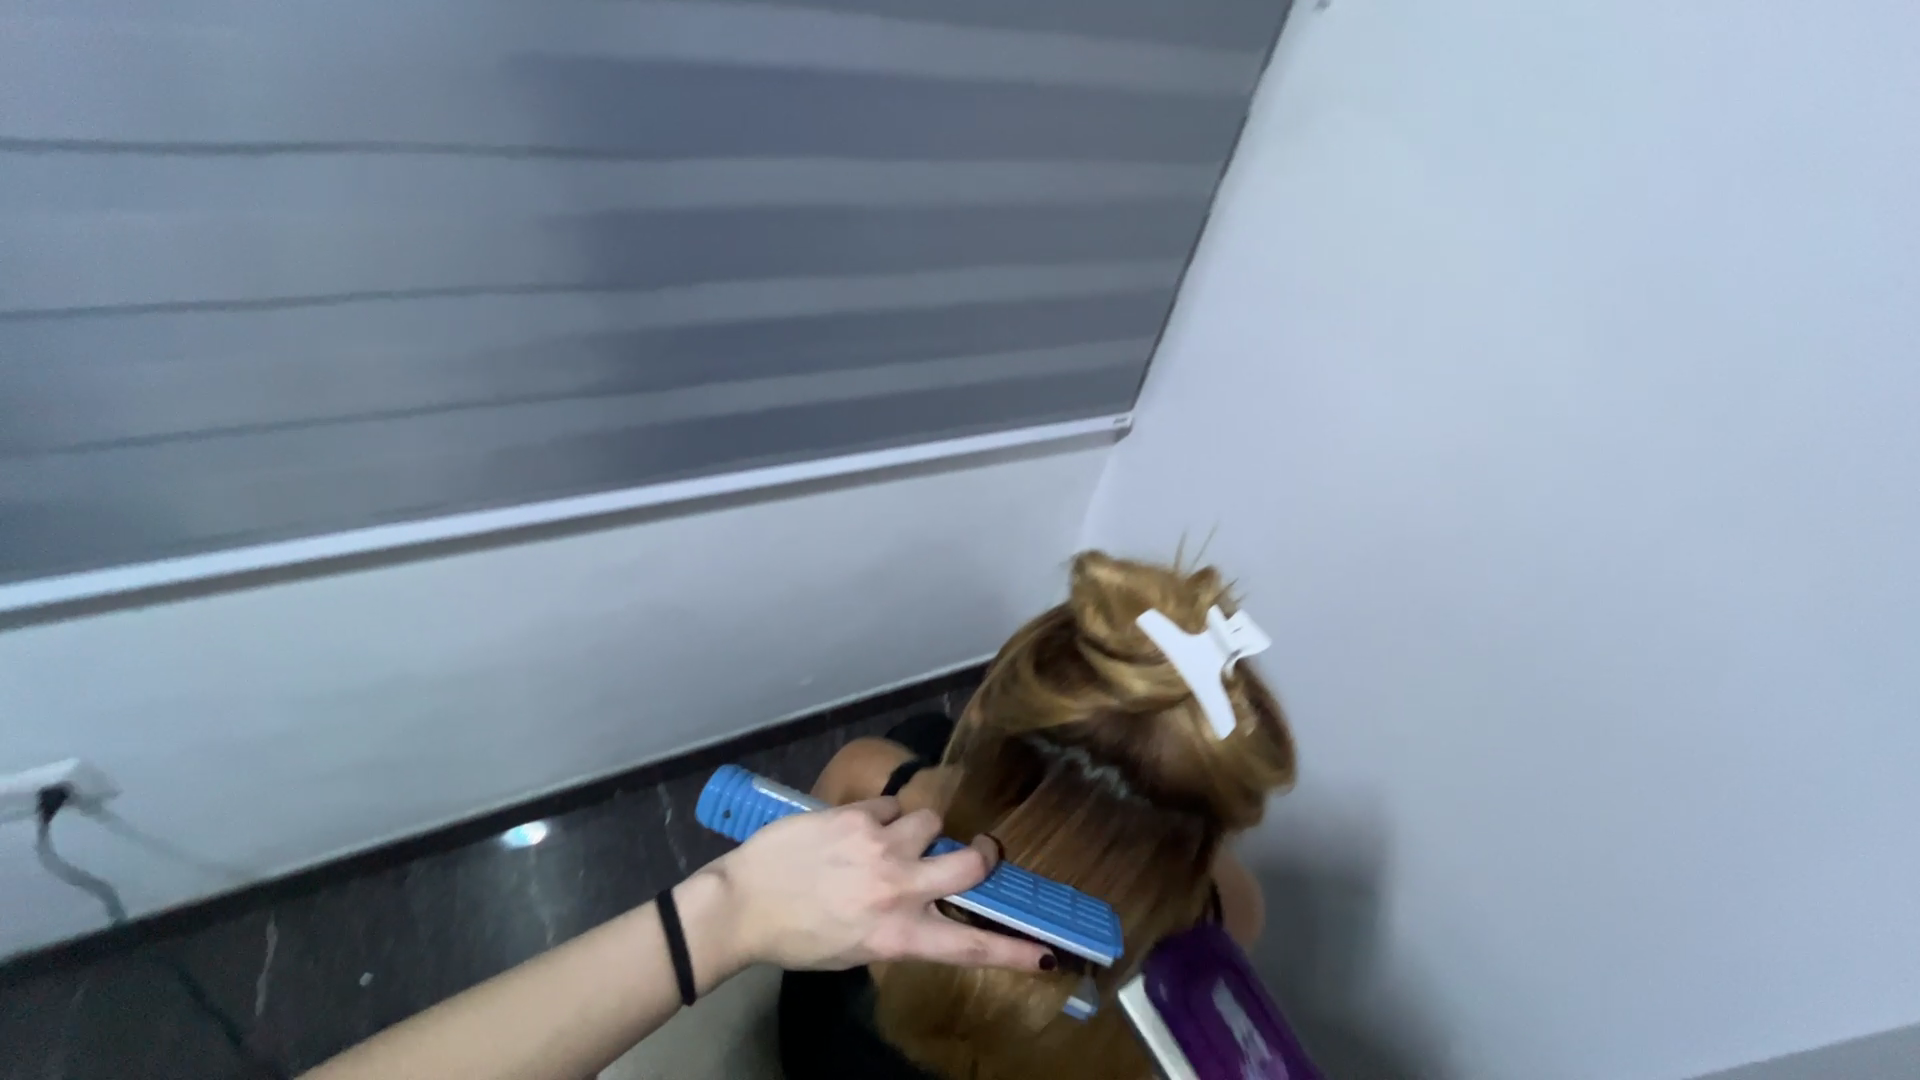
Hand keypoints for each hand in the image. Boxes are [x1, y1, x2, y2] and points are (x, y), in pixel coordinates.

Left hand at [701, 797, 1051, 973]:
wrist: (744, 902)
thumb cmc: (798, 937)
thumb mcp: (857, 949)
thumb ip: (899, 927)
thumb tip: (928, 904)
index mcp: (896, 937)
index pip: (967, 947)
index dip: (1013, 949)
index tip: (1048, 951)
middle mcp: (897, 890)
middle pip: (969, 864)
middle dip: (984, 854)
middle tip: (982, 850)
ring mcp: (879, 848)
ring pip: (931, 821)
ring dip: (920, 830)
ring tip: (892, 838)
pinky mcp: (857, 816)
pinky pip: (890, 806)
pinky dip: (881, 816)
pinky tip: (856, 829)